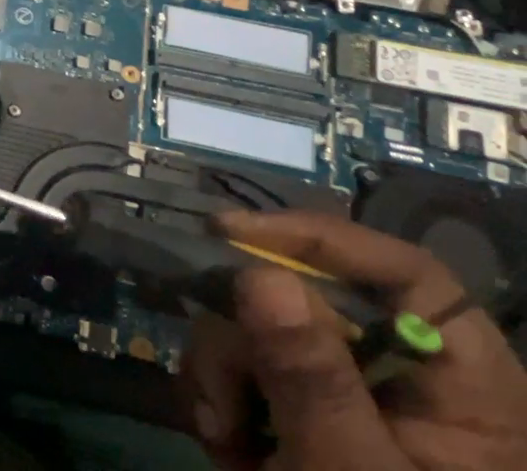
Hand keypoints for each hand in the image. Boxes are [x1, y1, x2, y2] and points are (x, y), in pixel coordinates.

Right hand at [182, 210, 526, 470]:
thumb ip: (312, 378)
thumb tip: (259, 272)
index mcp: (462, 389)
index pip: (408, 276)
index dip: (323, 239)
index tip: (226, 235)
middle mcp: (403, 376)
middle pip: (303, 301)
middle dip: (239, 343)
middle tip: (220, 404)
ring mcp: (347, 394)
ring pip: (255, 331)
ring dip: (219, 379)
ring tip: (223, 443)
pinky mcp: (300, 411)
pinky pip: (239, 368)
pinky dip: (218, 399)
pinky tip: (224, 446)